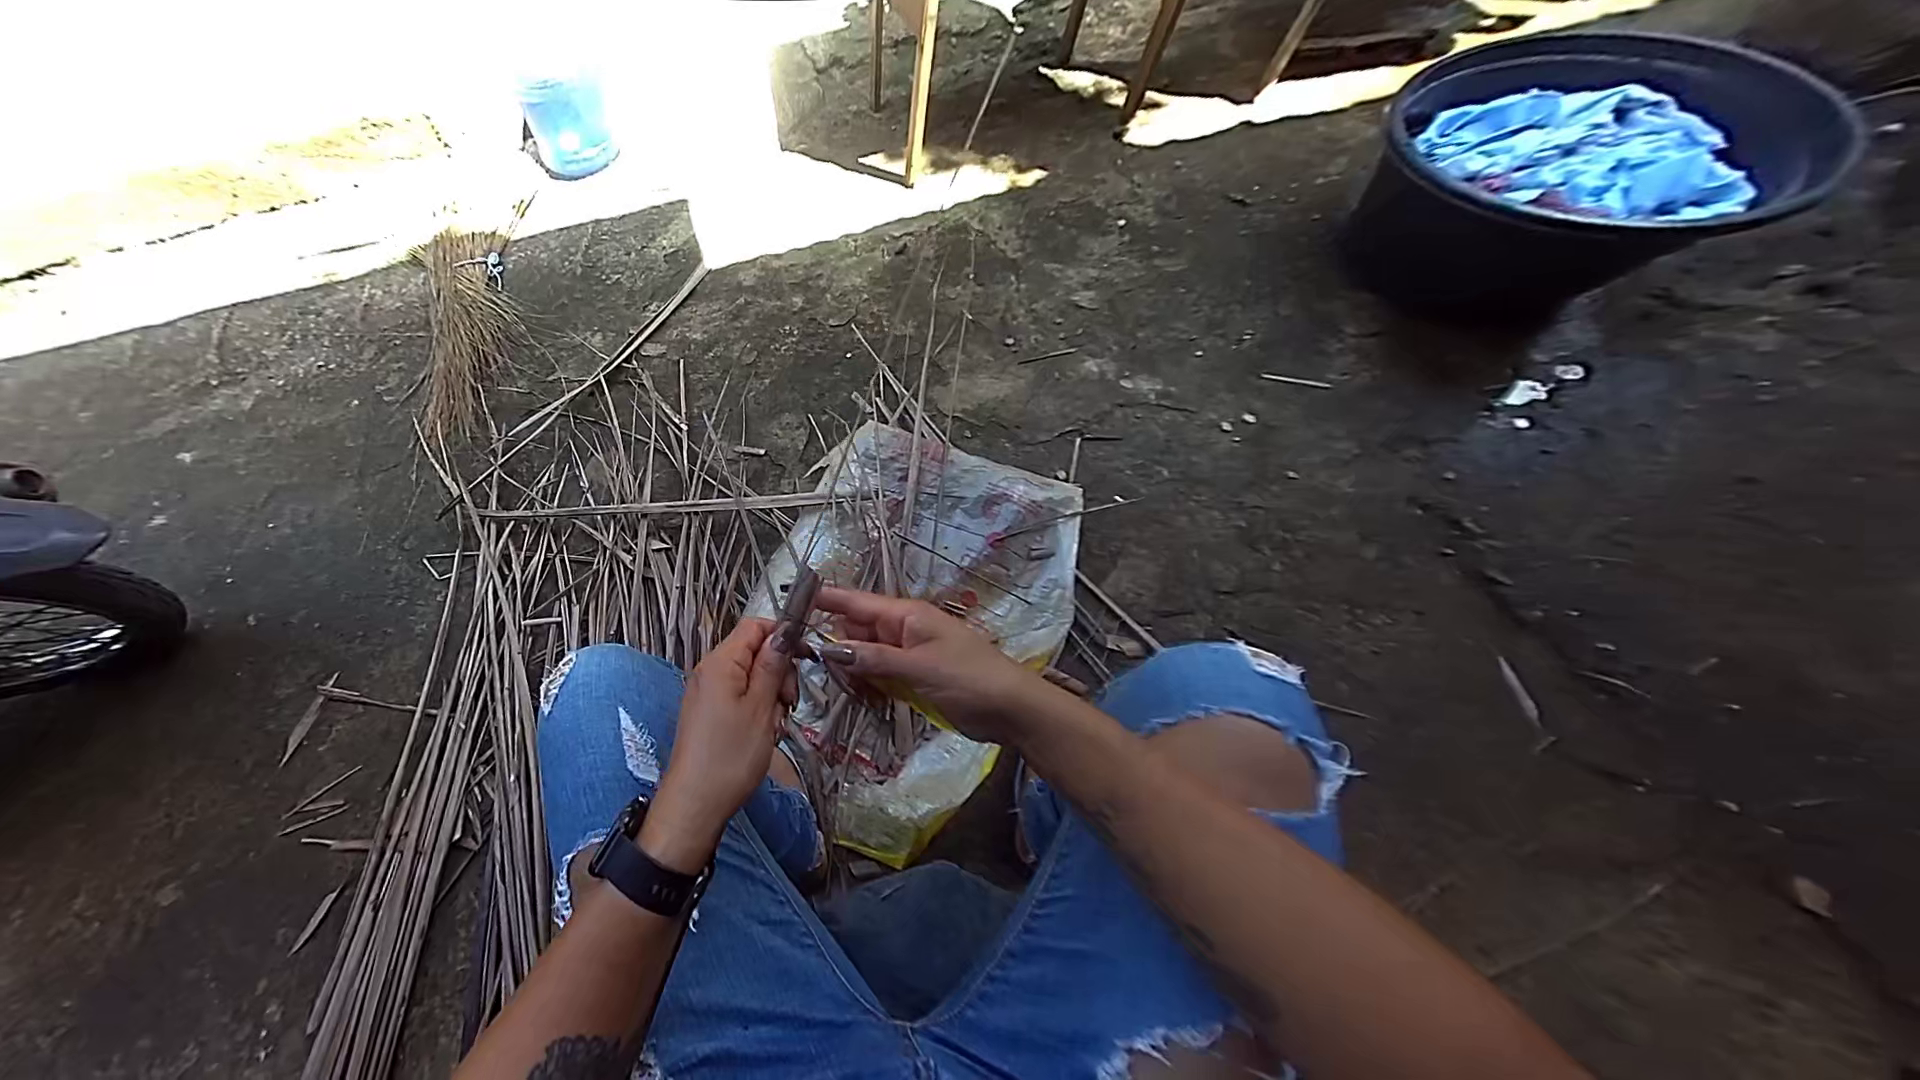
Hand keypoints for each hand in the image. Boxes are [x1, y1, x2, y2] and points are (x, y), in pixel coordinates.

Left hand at [640, 617, 793, 872]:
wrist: (695, 806)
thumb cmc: (730, 756)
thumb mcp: (761, 706)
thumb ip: (773, 665)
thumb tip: (785, 632)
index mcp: (720, 662)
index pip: (755, 625)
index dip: (783, 635)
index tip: (804, 658)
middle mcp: (710, 671)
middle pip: (756, 650)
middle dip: (780, 670)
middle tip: (787, 702)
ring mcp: (708, 692)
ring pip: (753, 675)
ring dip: (772, 693)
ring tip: (775, 722)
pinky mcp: (710, 712)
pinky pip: (742, 695)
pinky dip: (759, 708)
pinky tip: (764, 731)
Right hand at [814, 586, 1049, 744]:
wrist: (1009, 708)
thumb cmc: (968, 677)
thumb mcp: (919, 666)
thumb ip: (874, 659)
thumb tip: (830, 649)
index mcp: (907, 616)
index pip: (858, 602)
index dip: (827, 599)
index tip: (793, 598)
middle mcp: (903, 630)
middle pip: (857, 630)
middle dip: (834, 643)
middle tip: (804, 661)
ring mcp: (908, 655)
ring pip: (865, 655)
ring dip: (850, 669)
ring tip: (832, 684)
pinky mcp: (912, 678)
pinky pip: (879, 675)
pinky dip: (867, 684)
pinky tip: (855, 695)